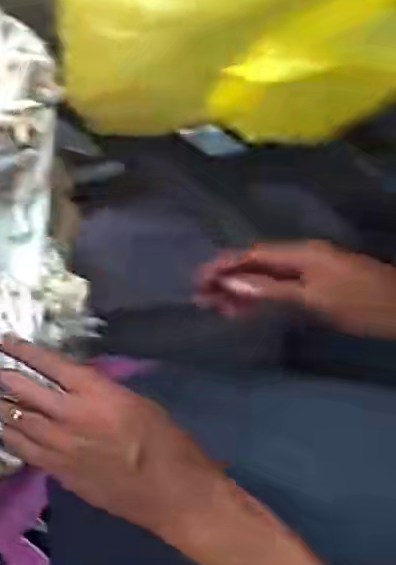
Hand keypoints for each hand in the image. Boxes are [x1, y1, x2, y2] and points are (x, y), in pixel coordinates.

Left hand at [0, 338, 230, 550]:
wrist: (181, 499)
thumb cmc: (170, 448)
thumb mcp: (138, 405)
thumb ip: (95, 390)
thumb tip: (60, 379)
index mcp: (99, 395)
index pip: (49, 363)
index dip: (22, 350)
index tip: (4, 342)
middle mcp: (71, 414)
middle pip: (17, 386)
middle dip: (4, 377)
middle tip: (1, 376)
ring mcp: (55, 440)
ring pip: (7, 413)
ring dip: (0, 404)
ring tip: (2, 401)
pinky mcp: (49, 464)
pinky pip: (12, 441)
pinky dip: (6, 431)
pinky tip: (9, 427)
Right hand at [196, 240, 395, 338]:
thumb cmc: (368, 305)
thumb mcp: (314, 299)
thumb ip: (266, 289)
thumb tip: (226, 283)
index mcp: (303, 254)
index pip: (246, 254)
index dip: (217, 268)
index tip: (195, 286)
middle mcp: (306, 256)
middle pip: (253, 264)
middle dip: (225, 281)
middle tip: (204, 302)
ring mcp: (316, 269)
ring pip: (264, 276)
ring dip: (240, 291)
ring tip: (221, 310)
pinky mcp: (322, 283)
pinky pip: (280, 284)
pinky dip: (259, 295)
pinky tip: (248, 309)